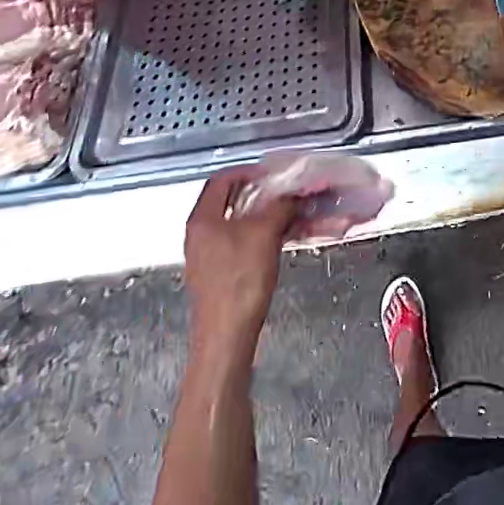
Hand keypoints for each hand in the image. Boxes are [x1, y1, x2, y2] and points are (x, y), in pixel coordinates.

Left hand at [183, 170, 300, 352]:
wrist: (228, 333)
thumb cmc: (240, 282)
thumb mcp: (266, 233)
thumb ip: (280, 206)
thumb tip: (294, 194)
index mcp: (203, 220)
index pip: (222, 180)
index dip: (250, 171)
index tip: (275, 173)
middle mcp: (203, 233)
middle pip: (235, 200)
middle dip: (268, 194)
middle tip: (293, 191)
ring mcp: (212, 253)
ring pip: (246, 222)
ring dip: (274, 214)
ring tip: (301, 212)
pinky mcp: (225, 269)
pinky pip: (249, 240)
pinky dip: (271, 233)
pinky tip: (292, 235)